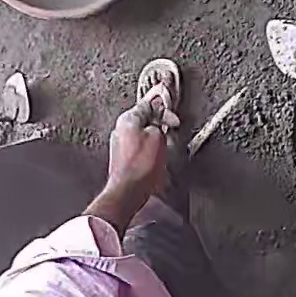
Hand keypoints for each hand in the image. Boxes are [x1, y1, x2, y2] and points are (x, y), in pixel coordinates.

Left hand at [86, 99, 178, 231]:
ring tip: (164, 151)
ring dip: (158, 139)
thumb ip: (159, 123)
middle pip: (146, 120)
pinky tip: (157, 160)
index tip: (175, 122)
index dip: (165, 112)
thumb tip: (158, 125)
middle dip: (161, 126)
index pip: (149, 105)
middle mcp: (121, 129)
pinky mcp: (123, 158)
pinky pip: (141, 147)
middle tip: (171, 136)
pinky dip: (151, 150)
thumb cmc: (142, 164)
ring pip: (144, 134)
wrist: (128, 191)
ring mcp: (120, 144)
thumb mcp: (157, 136)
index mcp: (127, 119)